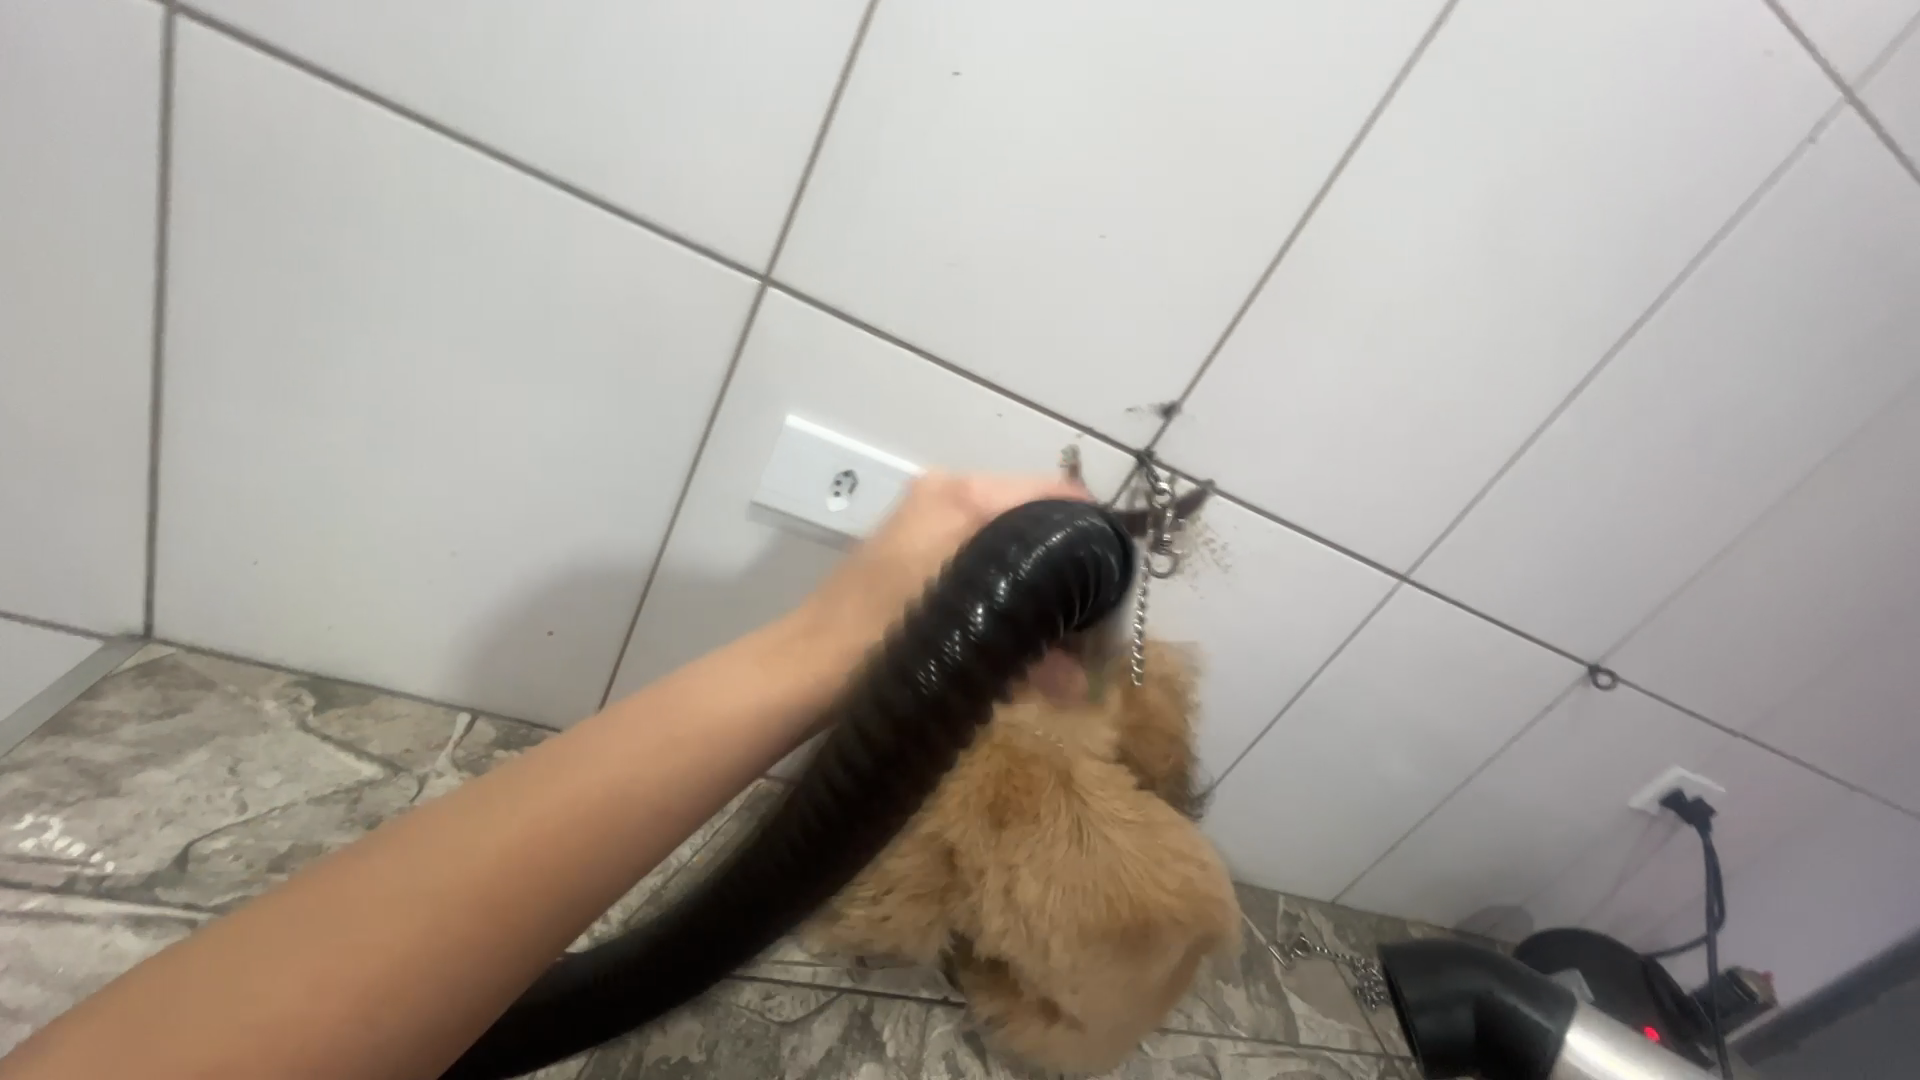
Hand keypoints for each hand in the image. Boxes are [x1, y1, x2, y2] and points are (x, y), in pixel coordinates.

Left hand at [794, 470, 1092, 701]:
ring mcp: (929, 520)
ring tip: (1058, 641)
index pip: (1054, 492)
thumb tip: (1082, 682)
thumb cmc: (880, 642)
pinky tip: (1017, 640)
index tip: (1115, 584)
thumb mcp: (963, 642)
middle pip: (1033, 518)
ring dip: (1033, 588)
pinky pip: (979, 558)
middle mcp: (948, 495)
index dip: (1092, 533)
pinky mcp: (918, 550)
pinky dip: (1001, 592)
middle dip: (1065, 568)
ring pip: (1007, 543)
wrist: (805, 666)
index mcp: (962, 497)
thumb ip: (1028, 656)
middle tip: (1089, 621)